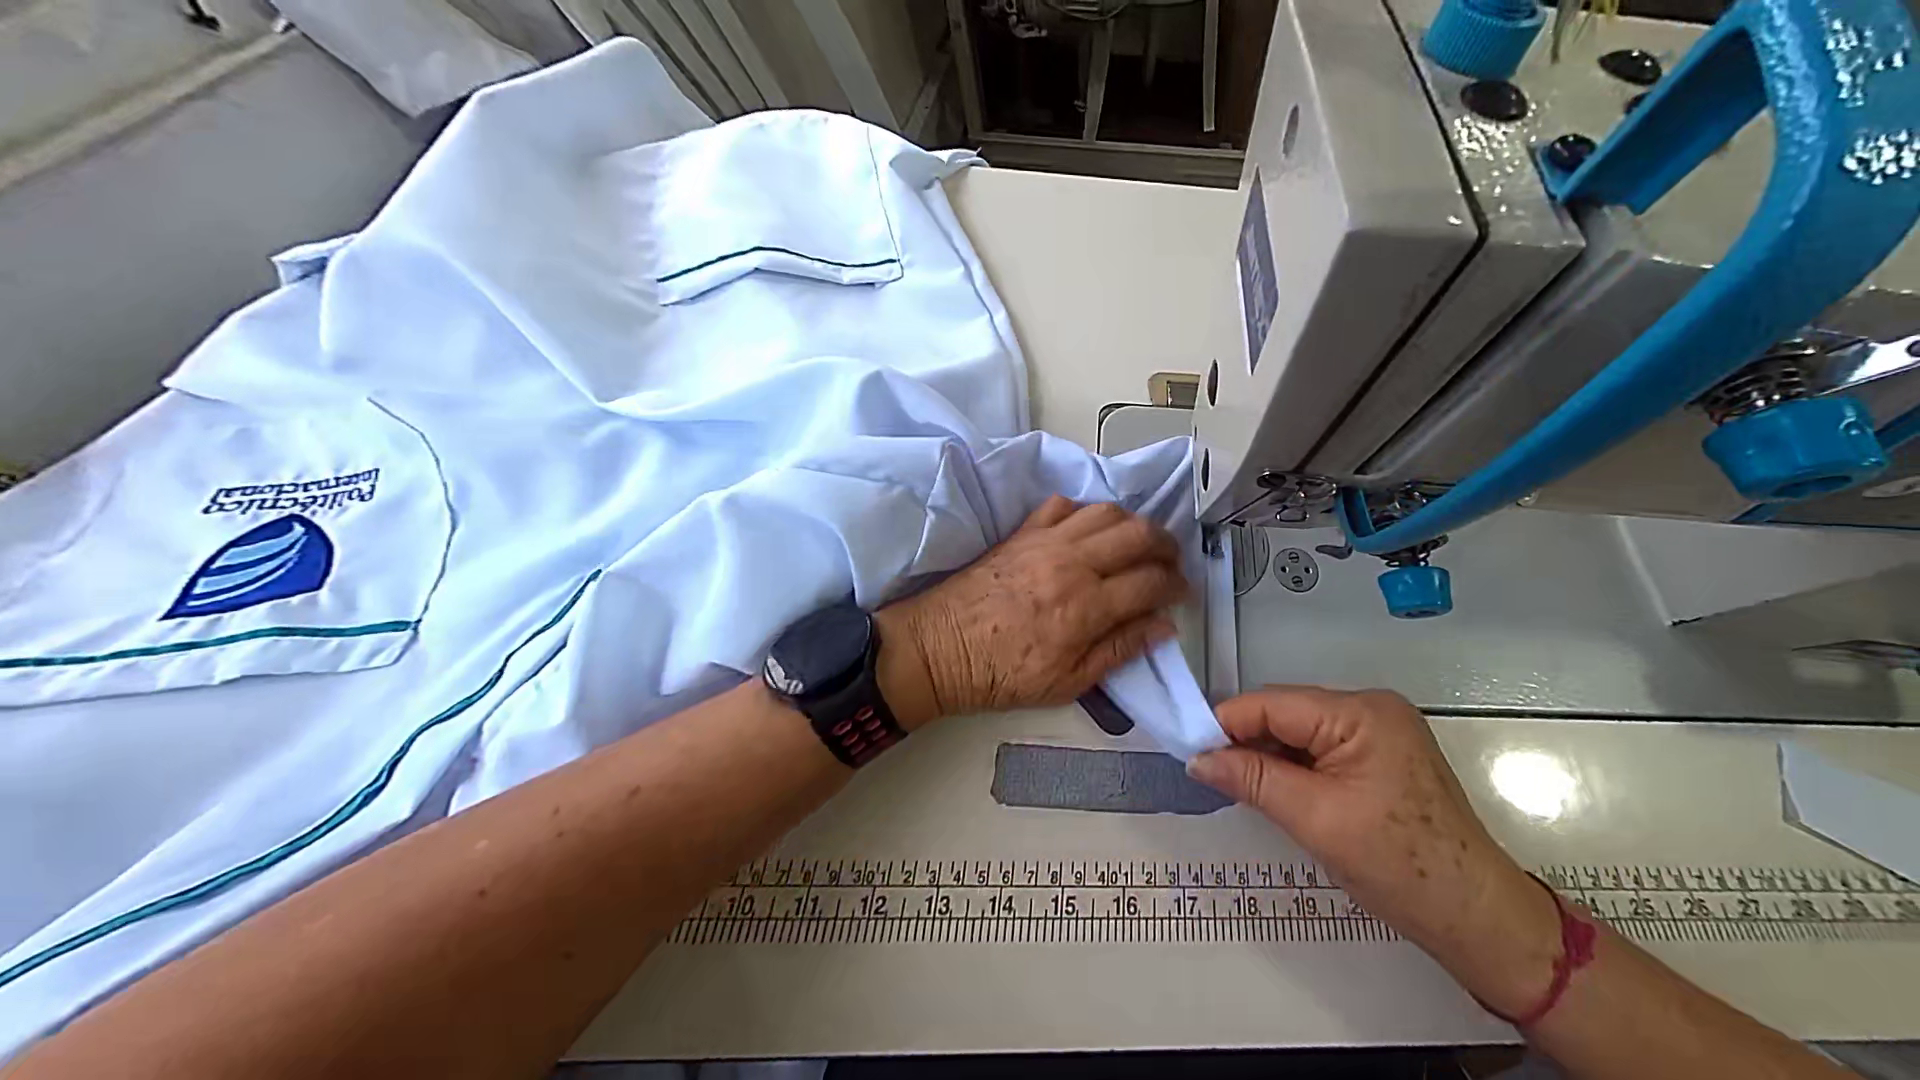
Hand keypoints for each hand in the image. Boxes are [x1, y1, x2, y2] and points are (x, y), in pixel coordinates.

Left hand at [874, 496, 1185, 727]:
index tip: (1181, 593)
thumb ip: (1118, 650)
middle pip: (1138, 534)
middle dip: (1165, 546)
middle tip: (1168, 564)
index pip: (1151, 582)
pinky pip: (1061, 505)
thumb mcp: (1066, 682)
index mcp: (1086, 607)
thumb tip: (1162, 626)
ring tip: (1136, 544)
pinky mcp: (1020, 533)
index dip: (1176, 586)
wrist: (939, 649)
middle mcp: (1071, 564)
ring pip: (1105, 511)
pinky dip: (1083, 511)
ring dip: (1131, 523)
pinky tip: (1087, 531)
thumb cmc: (1000, 674)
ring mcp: (1044, 542)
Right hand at [1187, 687, 1561, 1016]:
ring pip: (1296, 730)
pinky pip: (1317, 746)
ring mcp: (1378, 730)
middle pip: (1282, 712)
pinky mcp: (1379, 753)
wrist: (1477, 918)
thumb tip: (1196, 759)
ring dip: (1266, 755)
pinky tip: (1273, 788)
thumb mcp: (1313, 819)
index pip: (1270, 704)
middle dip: (1244, 741)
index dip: (1224, 724)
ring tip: (1238, 785)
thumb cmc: (1399, 866)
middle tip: (1209, 773)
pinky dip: (1291, 766)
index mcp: (1360, 713)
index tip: (1188, 750)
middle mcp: (1369, 708)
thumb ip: (1251, 778)